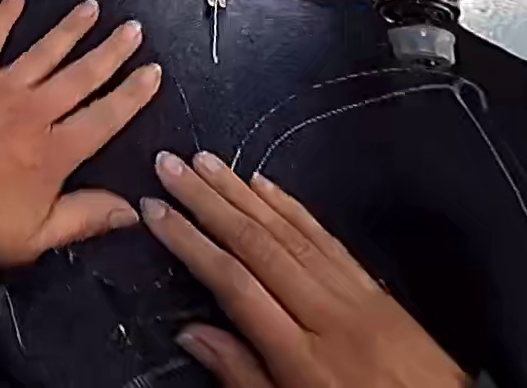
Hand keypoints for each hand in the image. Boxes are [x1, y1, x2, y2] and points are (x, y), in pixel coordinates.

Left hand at [0, 0, 163, 267]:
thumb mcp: (36, 236)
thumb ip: (86, 217)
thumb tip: (134, 208)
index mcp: (55, 150)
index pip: (105, 116)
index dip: (131, 94)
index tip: (153, 70)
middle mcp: (37, 110)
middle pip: (82, 75)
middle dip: (111, 51)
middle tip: (133, 28)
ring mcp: (3, 87)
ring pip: (46, 51)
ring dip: (70, 28)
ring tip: (92, 7)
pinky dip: (3, 17)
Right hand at [142, 151, 468, 387]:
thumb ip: (244, 377)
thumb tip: (190, 331)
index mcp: (304, 359)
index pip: (233, 282)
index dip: (188, 241)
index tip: (155, 208)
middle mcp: (325, 313)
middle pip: (253, 242)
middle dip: (205, 199)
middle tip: (170, 164)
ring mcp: (352, 292)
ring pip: (284, 228)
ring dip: (238, 190)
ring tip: (203, 160)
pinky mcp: (371, 284)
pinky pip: (322, 234)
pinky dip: (288, 204)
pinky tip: (260, 182)